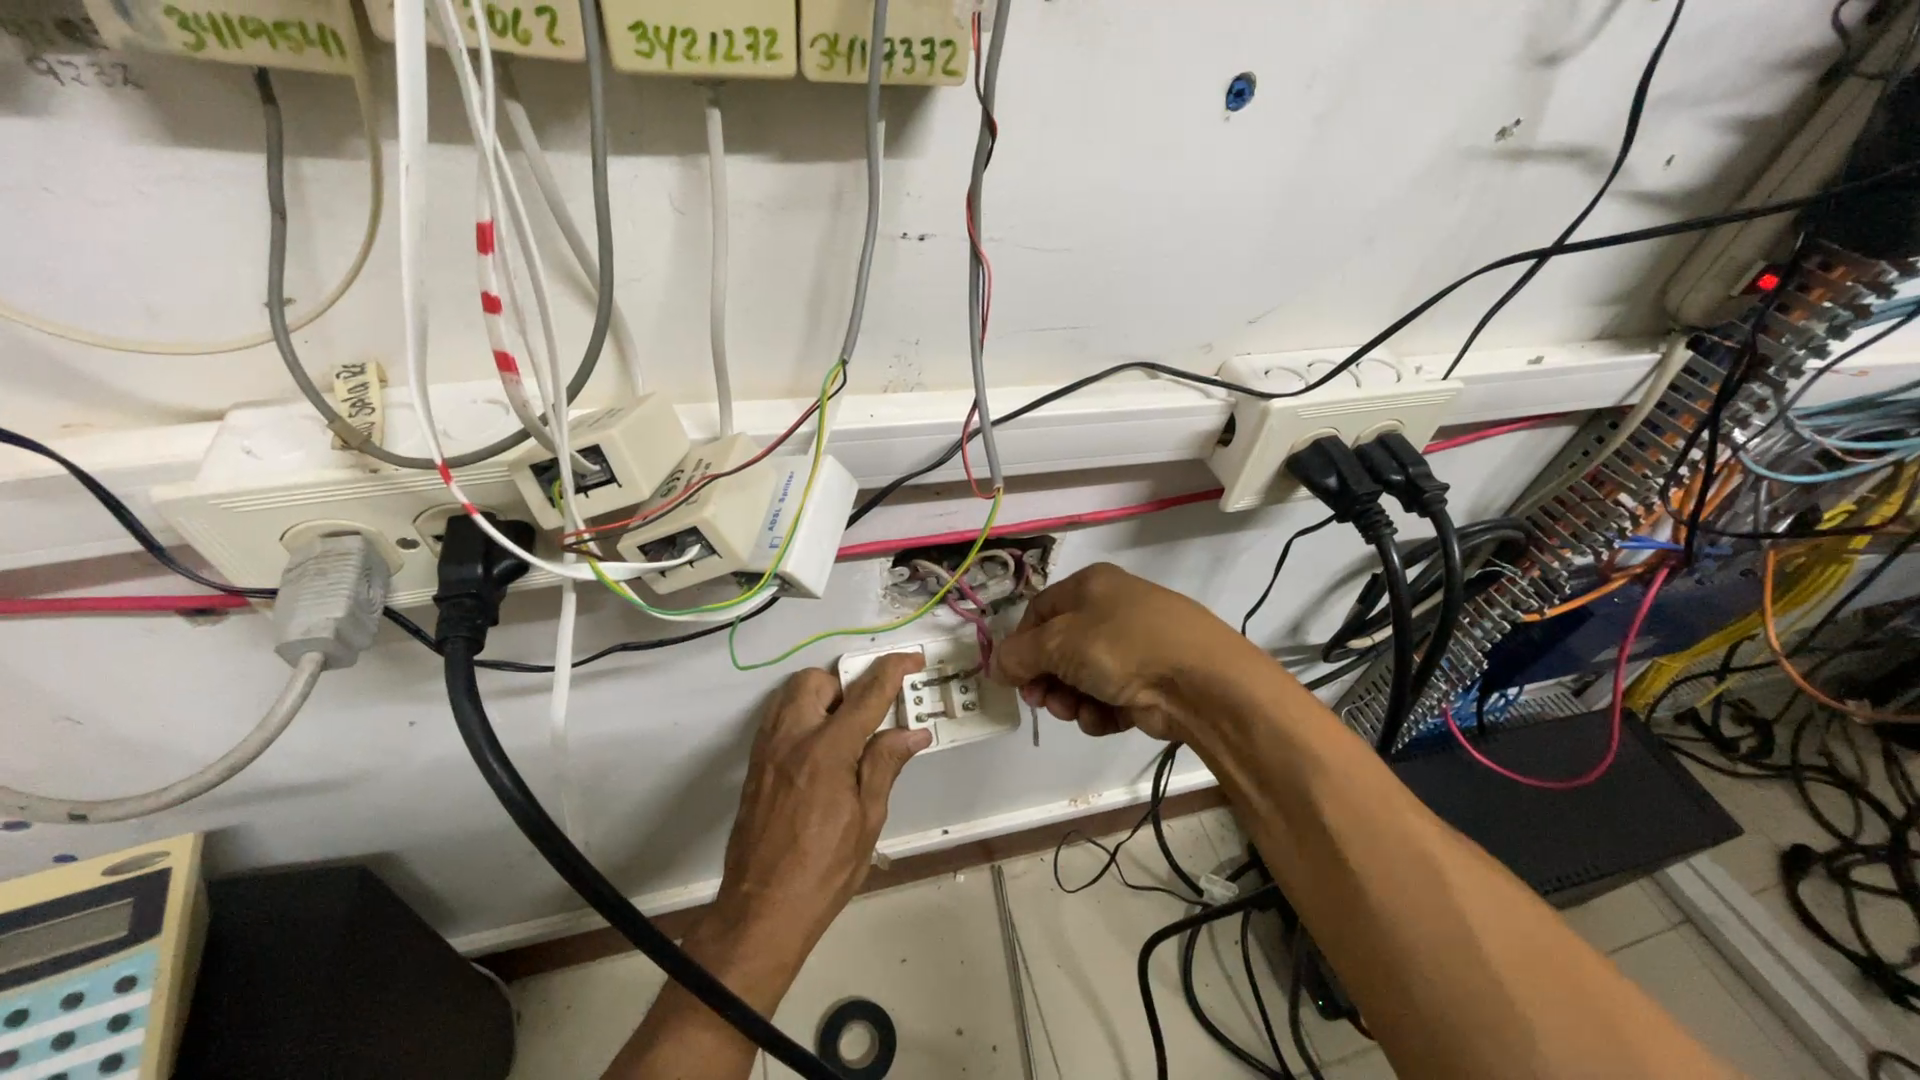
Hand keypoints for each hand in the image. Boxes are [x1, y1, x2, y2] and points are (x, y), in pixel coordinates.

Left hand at [713, 654, 930, 949]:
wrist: (762, 909)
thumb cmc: (824, 870)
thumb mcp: (868, 819)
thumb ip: (885, 765)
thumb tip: (912, 732)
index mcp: (826, 751)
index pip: (866, 694)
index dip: (892, 670)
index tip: (911, 658)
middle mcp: (791, 739)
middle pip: (816, 680)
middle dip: (846, 683)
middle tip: (869, 715)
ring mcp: (766, 750)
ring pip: (790, 694)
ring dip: (820, 696)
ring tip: (844, 730)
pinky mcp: (754, 765)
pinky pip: (777, 718)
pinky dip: (800, 716)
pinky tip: (819, 748)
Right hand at [991, 563, 1261, 742]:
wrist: (1199, 681)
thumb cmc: (1121, 646)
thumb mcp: (1058, 644)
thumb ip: (1018, 655)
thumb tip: (996, 665)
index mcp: (1090, 586)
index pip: (1038, 613)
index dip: (1020, 646)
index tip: (1012, 678)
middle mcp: (1111, 611)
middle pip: (1058, 650)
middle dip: (1046, 680)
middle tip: (1042, 701)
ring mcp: (1133, 647)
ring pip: (1081, 678)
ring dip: (1071, 700)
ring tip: (1077, 711)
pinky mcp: (1148, 682)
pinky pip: (1108, 697)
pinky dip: (1101, 711)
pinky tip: (1106, 718)